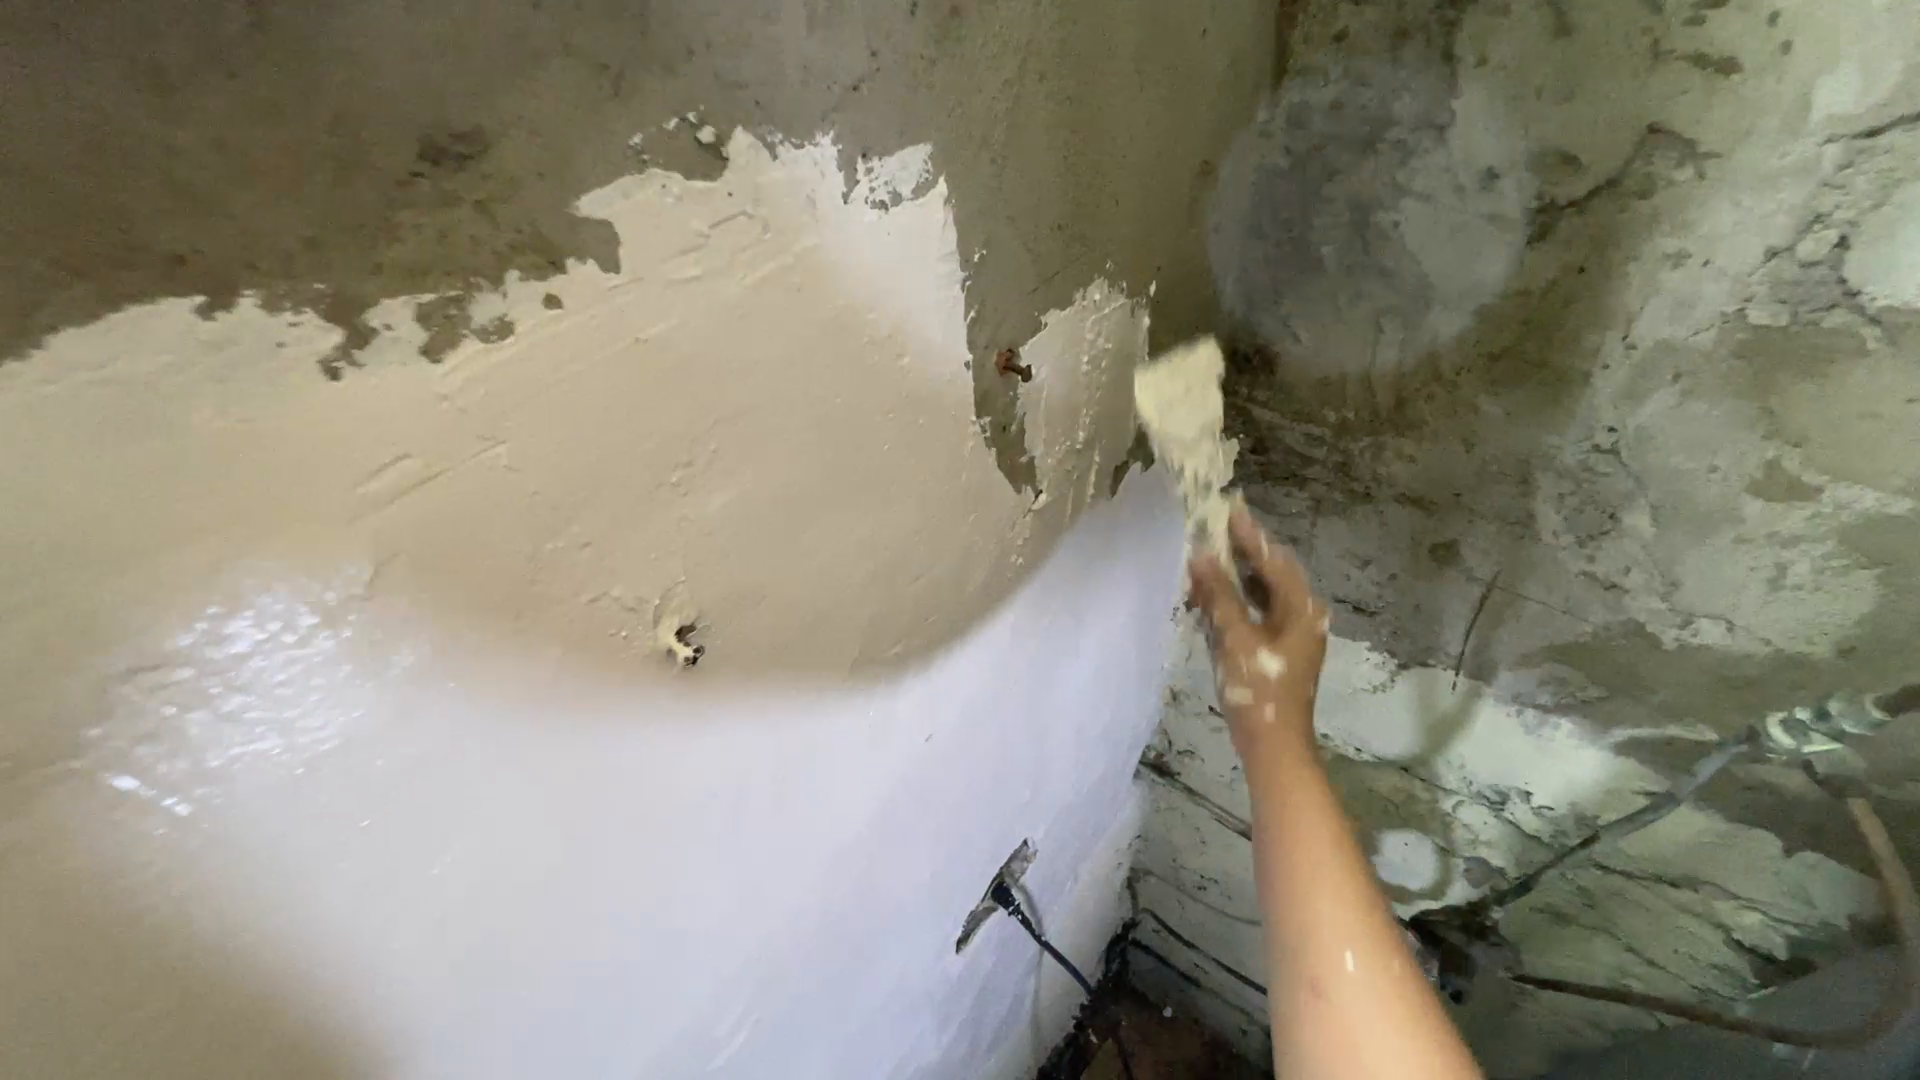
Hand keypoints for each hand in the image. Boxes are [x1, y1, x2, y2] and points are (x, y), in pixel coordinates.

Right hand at [1187, 501, 1329, 755]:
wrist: (1272, 742)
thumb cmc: (1259, 688)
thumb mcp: (1236, 638)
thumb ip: (1218, 595)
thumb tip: (1200, 555)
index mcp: (1301, 609)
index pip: (1272, 559)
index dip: (1249, 534)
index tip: (1229, 507)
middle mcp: (1301, 615)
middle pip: (1270, 572)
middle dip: (1242, 551)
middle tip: (1215, 526)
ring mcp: (1289, 633)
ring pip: (1261, 592)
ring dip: (1235, 574)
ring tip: (1208, 552)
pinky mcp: (1275, 648)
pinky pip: (1254, 611)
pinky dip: (1234, 599)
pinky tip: (1211, 593)